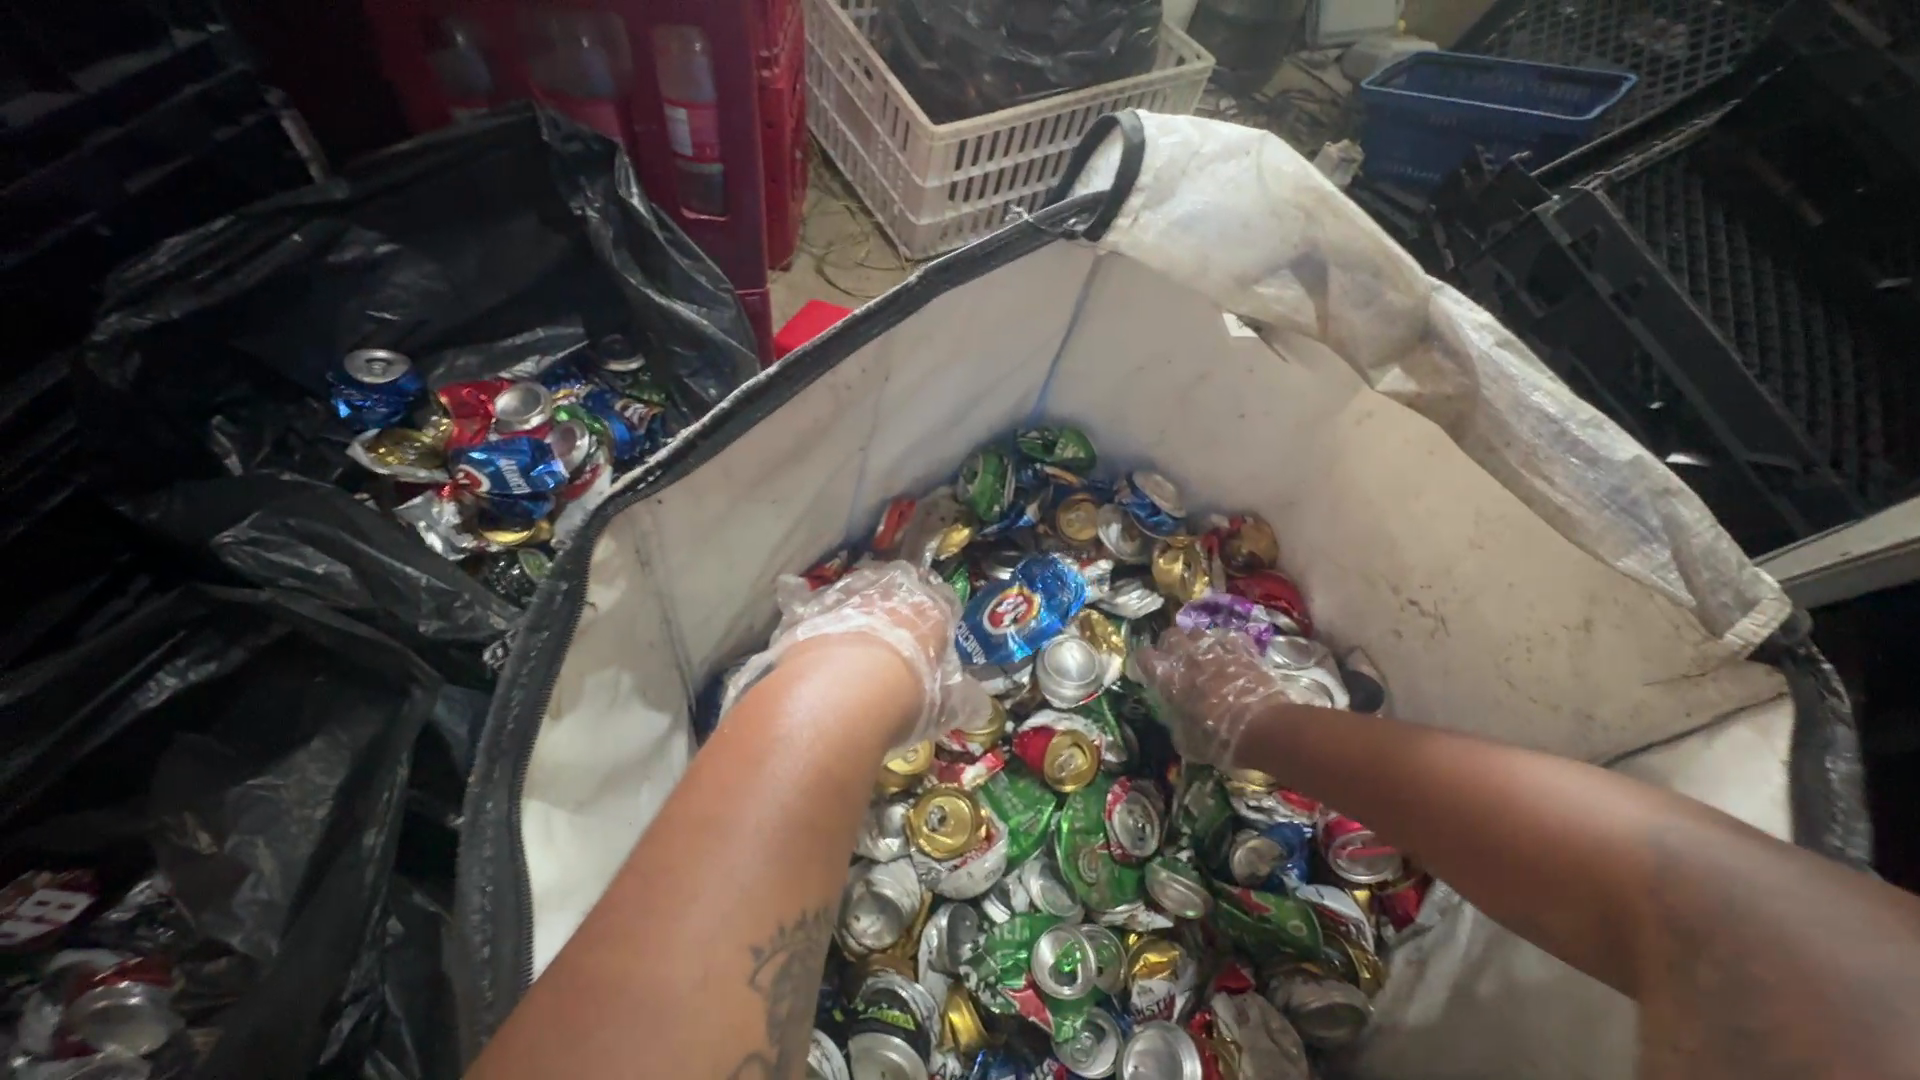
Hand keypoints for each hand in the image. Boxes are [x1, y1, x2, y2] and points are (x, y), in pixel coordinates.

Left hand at [724, 561, 989, 750]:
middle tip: (893, 642)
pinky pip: (813, 610)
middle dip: (895, 610)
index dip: (938, 621)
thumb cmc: (905, 698)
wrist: (838, 695)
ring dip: (856, 614)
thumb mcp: (944, 708)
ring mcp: (846, 598)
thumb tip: (977, 705)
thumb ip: (960, 701)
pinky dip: (814, 623)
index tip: (934, 642)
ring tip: (853, 645)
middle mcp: (889, 593)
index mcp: (930, 611)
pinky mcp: (807, 613)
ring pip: (856, 596)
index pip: (942, 603)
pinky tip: (812, 643)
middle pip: (896, 591)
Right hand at [1133, 626, 1303, 765]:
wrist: (1263, 728)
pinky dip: (1225, 645)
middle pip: (1170, 636)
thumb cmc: (1218, 739)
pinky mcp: (1242, 649)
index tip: (1147, 672)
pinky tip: (1229, 656)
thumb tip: (1177, 717)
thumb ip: (1177, 722)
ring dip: (1196, 643)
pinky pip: (1228, 638)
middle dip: (1169, 646)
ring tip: (1203, 656)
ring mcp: (1216, 649)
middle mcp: (1188, 657)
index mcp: (1168, 678)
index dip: (1143, 663)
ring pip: (1197, 632)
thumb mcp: (1187, 741)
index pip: (1143, 656)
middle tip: (1175, 661)